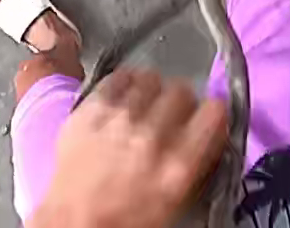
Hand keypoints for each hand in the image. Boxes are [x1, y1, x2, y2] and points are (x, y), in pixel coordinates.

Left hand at [30, 69, 226, 227]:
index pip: (213, 114)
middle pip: (181, 90)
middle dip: (181, 100)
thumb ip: (193, 164)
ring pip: (150, 77)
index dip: (214, 110)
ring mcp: (120, 117)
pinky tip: (124, 96)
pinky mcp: (93, 106)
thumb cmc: (127, 219)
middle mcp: (152, 136)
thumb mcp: (173, 202)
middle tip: (172, 111)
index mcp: (177, 168)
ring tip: (145, 102)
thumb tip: (210, 131)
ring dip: (152, 90)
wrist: (75, 221)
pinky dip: (126, 83)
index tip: (209, 112)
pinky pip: (120, 76)